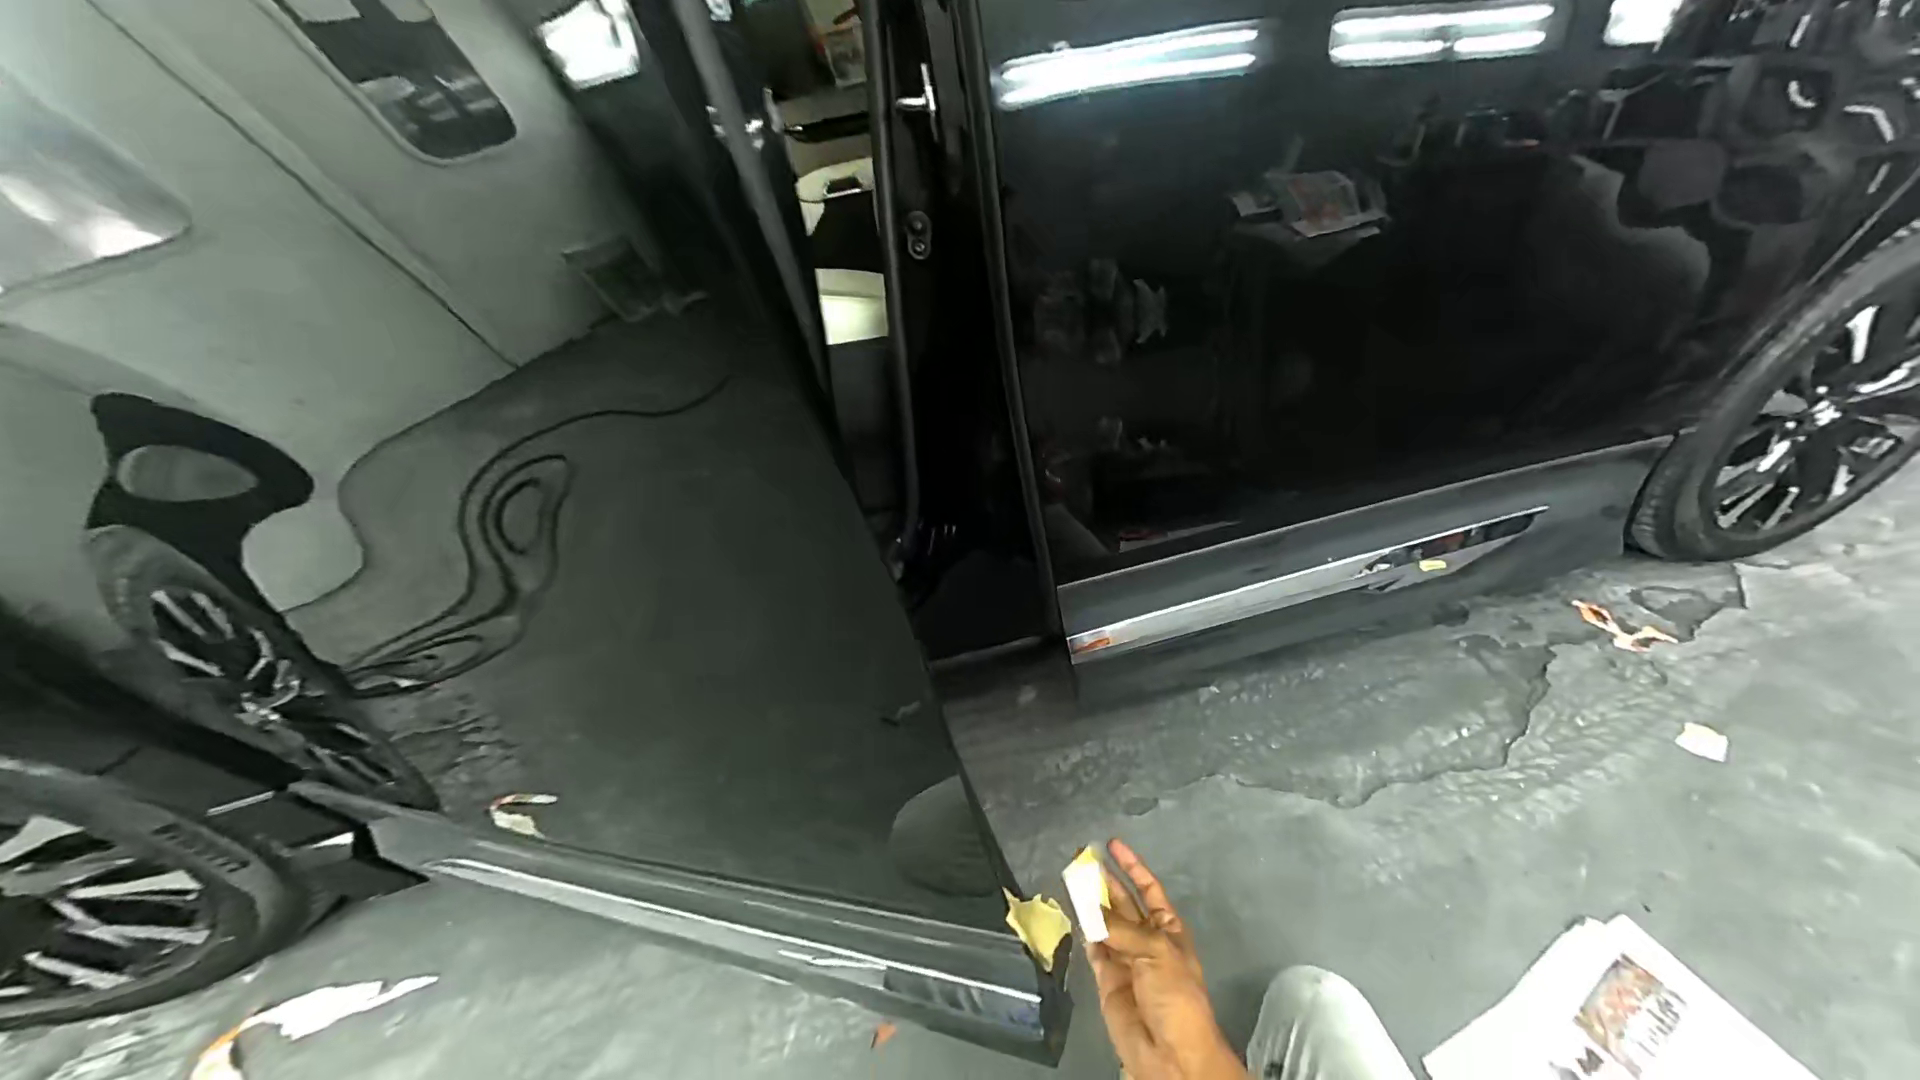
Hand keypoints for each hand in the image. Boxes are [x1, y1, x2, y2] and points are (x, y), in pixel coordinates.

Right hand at [1085, 839, 1242, 1079]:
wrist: (1171, 1055)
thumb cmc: (1176, 996)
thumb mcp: (1156, 951)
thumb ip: (1120, 927)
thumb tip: (1090, 909)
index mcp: (1167, 929)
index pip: (1148, 888)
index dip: (1132, 866)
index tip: (1113, 844)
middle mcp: (1146, 939)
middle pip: (1122, 901)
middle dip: (1105, 879)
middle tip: (1083, 857)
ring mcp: (1126, 958)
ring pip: (1104, 921)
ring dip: (1090, 901)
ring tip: (1072, 877)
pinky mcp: (1107, 979)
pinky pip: (1093, 947)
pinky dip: (1084, 930)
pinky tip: (1073, 912)